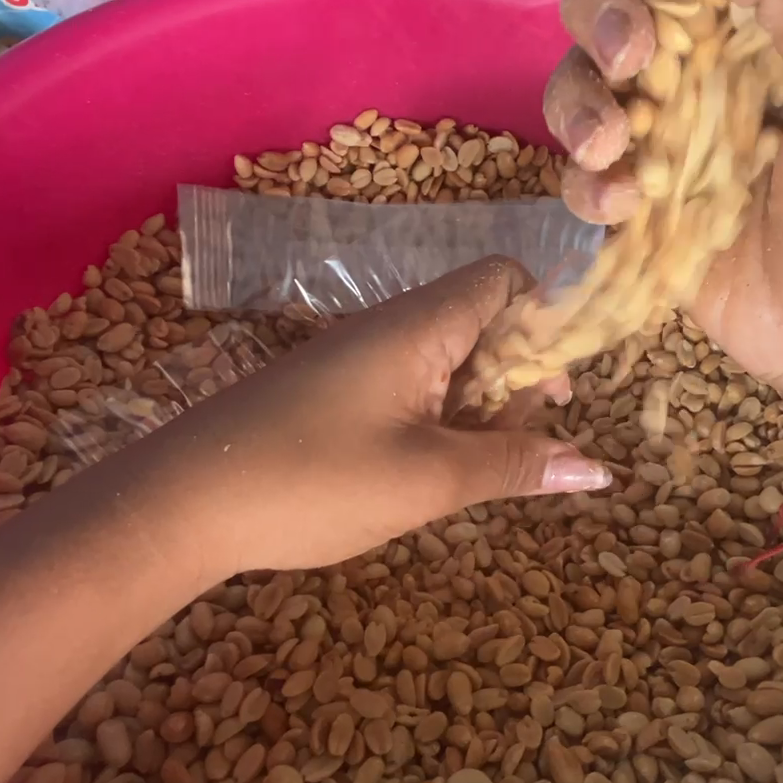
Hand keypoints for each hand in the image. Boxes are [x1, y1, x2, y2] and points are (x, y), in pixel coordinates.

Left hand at [151, 258, 611, 574]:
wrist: (182, 502)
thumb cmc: (314, 480)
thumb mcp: (429, 480)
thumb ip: (515, 466)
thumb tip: (600, 469)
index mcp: (421, 326)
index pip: (505, 280)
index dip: (546, 320)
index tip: (558, 388)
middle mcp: (393, 328)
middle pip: (484, 323)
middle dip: (519, 377)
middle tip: (523, 444)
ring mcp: (361, 361)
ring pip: (449, 363)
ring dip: (480, 408)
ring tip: (480, 468)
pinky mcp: (338, 393)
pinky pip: (411, 389)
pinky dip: (440, 422)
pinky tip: (433, 471)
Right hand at [544, 0, 782, 406]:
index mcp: (766, 11)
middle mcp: (702, 61)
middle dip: (602, 15)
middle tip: (632, 60)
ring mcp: (659, 134)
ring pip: (578, 81)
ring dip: (578, 105)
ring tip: (615, 151)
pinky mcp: (632, 201)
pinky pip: (578, 171)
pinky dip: (585, 184)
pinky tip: (623, 208)